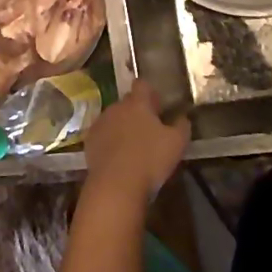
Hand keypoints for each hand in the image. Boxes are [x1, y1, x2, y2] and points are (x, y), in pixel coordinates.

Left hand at [82, 79, 190, 202]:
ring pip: (113, 118)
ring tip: (132, 144)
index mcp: (138, 103)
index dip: (150, 93)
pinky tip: (118, 155)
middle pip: (127, 102)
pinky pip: (103, 135)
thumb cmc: (150, 159)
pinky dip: (110, 140)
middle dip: (137, 110)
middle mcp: (116, 108)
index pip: (142, 85)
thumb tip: (182, 117)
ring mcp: (100, 125)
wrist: (115, 187)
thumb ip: (182, 125)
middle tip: (149, 127)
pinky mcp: (89, 143)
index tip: (158, 106)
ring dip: (122, 125)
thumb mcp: (177, 143)